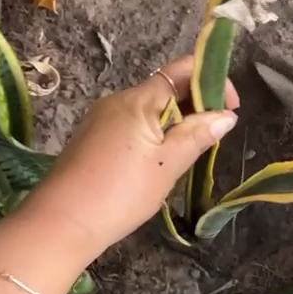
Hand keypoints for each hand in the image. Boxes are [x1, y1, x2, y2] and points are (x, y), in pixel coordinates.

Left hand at [13, 55, 236, 265]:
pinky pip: (135, 124)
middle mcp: (118, 101)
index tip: (231, 109)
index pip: (182, 71)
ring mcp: (103, 118)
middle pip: (166, 88)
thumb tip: (227, 115)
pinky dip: (156, 133)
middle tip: (215, 136)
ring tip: (192, 152)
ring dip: (177, 122)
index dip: (212, 80)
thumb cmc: (120, 193)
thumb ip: (198, 135)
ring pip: (151, 109)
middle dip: (196, 105)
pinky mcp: (95, 137)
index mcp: (138, 100)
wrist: (61, 223)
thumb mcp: (167, 165)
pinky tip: (162, 160)